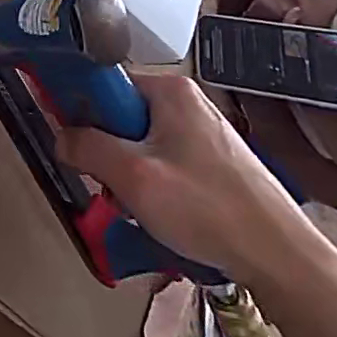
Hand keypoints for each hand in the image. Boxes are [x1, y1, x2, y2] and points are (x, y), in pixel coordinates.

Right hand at [56, 74, 304, 281]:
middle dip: (113, 156)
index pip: (110, 86)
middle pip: (126, 118)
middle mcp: (187, 101)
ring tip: (141, 209)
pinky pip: (166, 163)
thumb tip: (61, 135)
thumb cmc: (205, 205)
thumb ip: (90, 149)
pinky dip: (156, 187)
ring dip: (132, 178)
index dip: (86, 112)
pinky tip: (163, 217)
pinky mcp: (213, 159)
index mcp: (170, 90)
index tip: (72, 142)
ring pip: (144, 146)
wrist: (275, 250)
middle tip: (114, 188)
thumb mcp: (134, 176)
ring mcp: (203, 131)